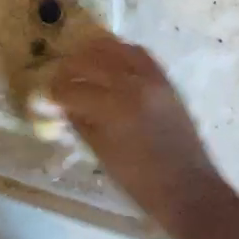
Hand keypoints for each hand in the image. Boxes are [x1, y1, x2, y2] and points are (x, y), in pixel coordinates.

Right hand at [49, 36, 226, 225]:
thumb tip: (63, 104)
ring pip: (115, 48)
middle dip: (70, 67)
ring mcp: (152, 79)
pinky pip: (138, 53)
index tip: (48, 94)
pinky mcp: (165, 80)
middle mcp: (132, 85)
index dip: (56, 91)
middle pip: (91, 60)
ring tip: (83, 63)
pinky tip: (110, 62)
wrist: (190, 190)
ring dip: (93, 52)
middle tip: (61, 77)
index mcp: (114, 109)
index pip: (73, 89)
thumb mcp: (103, 155)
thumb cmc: (143, 183)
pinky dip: (120, 52)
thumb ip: (81, 123)